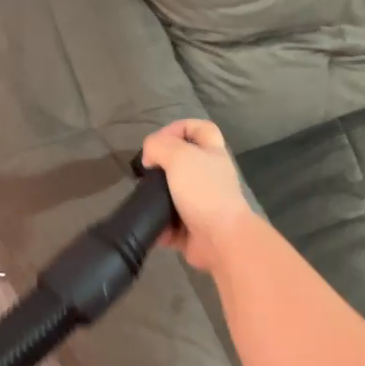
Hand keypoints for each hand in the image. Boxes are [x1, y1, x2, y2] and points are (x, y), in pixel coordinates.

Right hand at [141, 120, 256, 272]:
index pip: (200, 128)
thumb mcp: (179, 156)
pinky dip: (160, 226)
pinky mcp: (193, 229)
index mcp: (212, 154)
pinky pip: (171, 224)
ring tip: (144, 198)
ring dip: (158, 198)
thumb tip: (149, 158)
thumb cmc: (203, 191)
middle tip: (147, 173)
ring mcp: (202, 204)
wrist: (220, 237)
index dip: (178, 127)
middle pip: (184, 163)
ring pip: (175, 195)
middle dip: (163, 166)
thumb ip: (159, 147)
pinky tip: (151, 223)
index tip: (157, 142)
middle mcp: (210, 177)